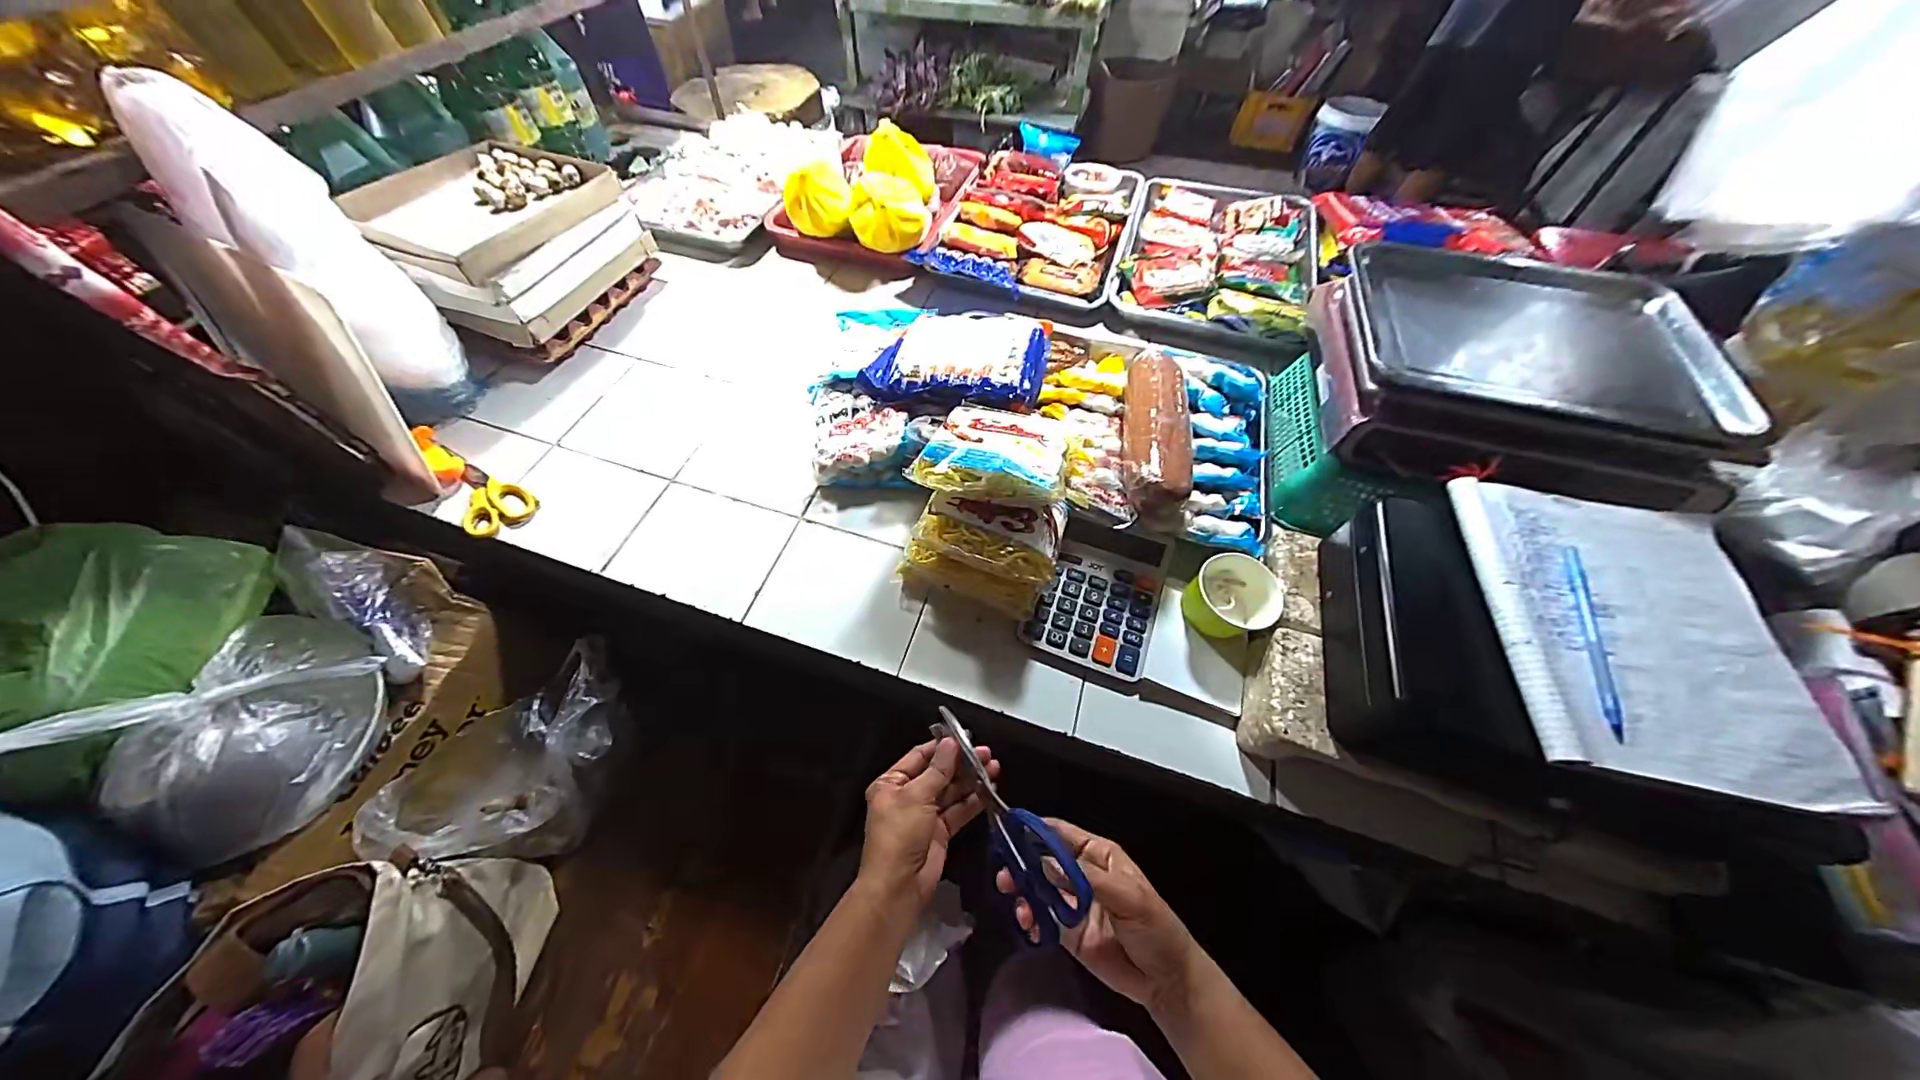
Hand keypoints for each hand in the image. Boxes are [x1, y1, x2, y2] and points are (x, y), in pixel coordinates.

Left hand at [860, 737, 997, 908]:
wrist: (899, 887)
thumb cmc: (899, 836)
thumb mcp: (916, 796)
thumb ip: (938, 770)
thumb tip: (951, 744)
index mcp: (891, 784)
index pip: (919, 757)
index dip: (942, 747)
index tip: (964, 738)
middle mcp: (908, 796)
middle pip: (938, 773)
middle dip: (961, 763)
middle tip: (985, 753)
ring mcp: (924, 815)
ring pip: (951, 791)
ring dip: (971, 780)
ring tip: (993, 767)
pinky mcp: (940, 832)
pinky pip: (958, 811)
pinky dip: (973, 801)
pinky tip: (989, 790)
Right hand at [996, 818, 1198, 1012]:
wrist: (1167, 981)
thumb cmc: (1156, 928)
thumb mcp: (1128, 896)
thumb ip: (1086, 878)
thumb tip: (1046, 863)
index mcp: (1098, 855)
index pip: (1061, 834)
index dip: (1036, 830)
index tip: (1010, 830)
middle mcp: (1080, 874)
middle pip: (1042, 860)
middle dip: (1022, 863)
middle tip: (1006, 874)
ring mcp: (1072, 903)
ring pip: (1037, 888)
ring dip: (1022, 892)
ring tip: (1016, 902)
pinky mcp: (1066, 932)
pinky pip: (1041, 919)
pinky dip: (1030, 920)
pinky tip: (1029, 925)